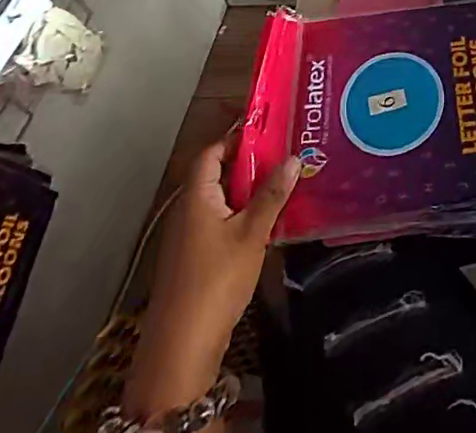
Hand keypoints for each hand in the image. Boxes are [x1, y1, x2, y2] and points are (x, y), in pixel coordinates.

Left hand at [152, 141, 299, 326]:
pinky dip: (245, 213)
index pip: (210, 154)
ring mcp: (190, 236)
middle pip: (217, 175)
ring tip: (286, 182)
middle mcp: (188, 211)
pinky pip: (222, 220)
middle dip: (250, 163)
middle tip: (287, 153)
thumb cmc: (216, 279)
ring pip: (222, 199)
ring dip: (250, 190)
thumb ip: (272, 195)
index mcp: (196, 198)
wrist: (182, 345)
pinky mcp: (197, 257)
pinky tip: (271, 219)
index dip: (235, 139)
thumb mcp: (251, 233)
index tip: (267, 130)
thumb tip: (293, 158)